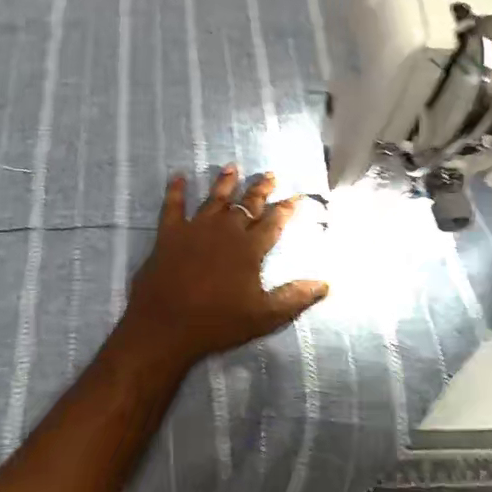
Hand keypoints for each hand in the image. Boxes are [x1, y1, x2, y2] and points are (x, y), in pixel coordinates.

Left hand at [117, 166, 329, 367]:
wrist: (166, 324)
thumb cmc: (217, 322)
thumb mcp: (263, 316)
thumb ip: (294, 298)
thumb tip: (325, 284)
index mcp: (249, 249)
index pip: (273, 223)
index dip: (286, 209)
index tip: (297, 196)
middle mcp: (224, 231)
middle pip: (246, 205)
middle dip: (260, 189)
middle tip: (270, 174)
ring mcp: (195, 229)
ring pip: (213, 199)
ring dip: (224, 182)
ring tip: (232, 167)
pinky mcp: (169, 234)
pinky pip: (172, 206)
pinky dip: (175, 190)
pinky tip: (178, 176)